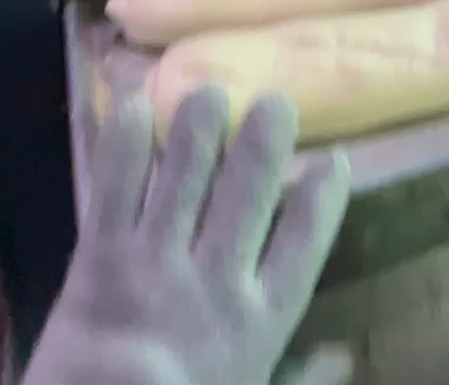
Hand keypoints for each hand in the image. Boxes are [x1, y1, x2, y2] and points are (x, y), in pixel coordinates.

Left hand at [23, 87, 351, 384]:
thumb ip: (302, 380)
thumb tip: (348, 353)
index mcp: (258, 321)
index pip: (302, 246)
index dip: (321, 199)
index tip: (334, 158)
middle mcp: (215, 283)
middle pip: (249, 195)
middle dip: (263, 143)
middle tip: (275, 101)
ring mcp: (156, 268)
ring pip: (186, 182)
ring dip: (199, 131)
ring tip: (210, 92)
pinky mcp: (100, 263)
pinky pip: (113, 194)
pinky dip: (121, 146)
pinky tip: (130, 102)